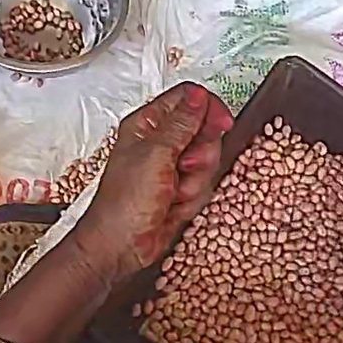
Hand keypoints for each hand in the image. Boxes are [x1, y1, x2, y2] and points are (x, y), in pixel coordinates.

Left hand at [69, 82, 233, 286]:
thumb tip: (198, 97)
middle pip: (205, 132)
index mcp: (149, 124)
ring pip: (208, 163)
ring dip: (195, 182)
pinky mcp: (180, 191)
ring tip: (172, 193)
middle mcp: (161, 143)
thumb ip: (182, 123)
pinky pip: (204, 187)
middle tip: (182, 167)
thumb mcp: (156, 154)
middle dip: (201, 155)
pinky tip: (173, 207)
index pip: (189, 99)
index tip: (221, 125)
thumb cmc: (125, 202)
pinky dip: (192, 200)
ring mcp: (171, 168)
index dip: (209, 110)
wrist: (121, 245)